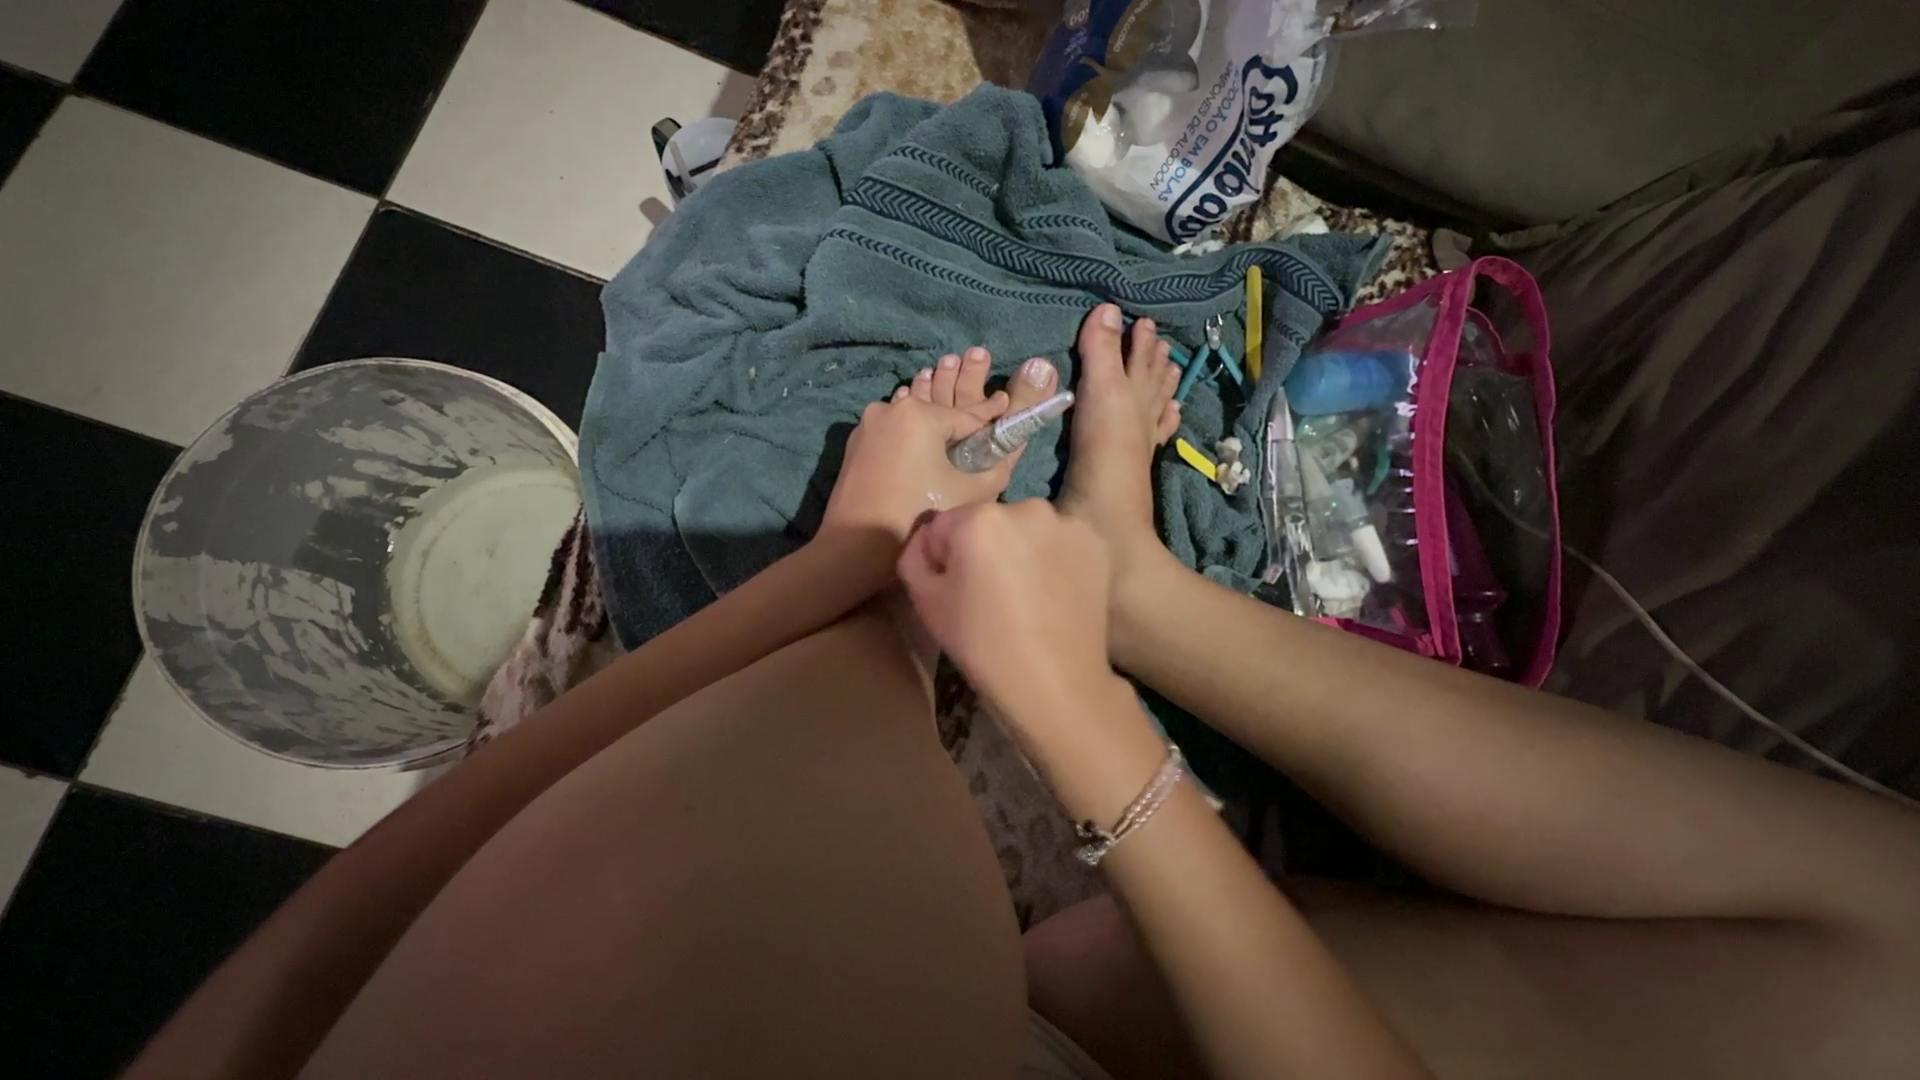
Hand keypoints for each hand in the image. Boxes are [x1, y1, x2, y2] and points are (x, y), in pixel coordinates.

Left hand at [820, 395, 1018, 544]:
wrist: (854, 548)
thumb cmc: (914, 516)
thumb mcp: (969, 493)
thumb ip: (996, 469)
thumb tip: (1004, 457)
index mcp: (917, 412)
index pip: (969, 418)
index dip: (990, 436)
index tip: (1002, 448)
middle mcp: (888, 408)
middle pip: (938, 421)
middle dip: (958, 441)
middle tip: (974, 468)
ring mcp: (866, 426)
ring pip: (914, 431)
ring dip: (931, 447)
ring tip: (946, 475)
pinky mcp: (853, 446)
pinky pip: (893, 442)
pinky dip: (908, 453)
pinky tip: (918, 477)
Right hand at [896, 500, 1118, 727]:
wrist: (1055, 682)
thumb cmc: (982, 644)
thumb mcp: (926, 602)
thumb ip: (914, 556)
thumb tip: (928, 540)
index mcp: (980, 518)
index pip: (944, 527)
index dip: (943, 559)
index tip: (956, 592)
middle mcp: (1027, 508)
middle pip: (988, 522)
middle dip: (984, 549)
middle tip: (990, 595)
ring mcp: (1068, 524)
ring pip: (1026, 530)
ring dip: (1020, 551)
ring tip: (1025, 597)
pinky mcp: (1096, 544)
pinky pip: (1059, 543)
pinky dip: (1054, 560)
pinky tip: (1052, 595)